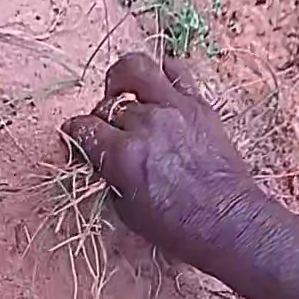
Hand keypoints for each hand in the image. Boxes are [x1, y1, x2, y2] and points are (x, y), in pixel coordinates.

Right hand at [61, 53, 281, 274]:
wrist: (225, 222)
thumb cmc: (176, 229)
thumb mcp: (128, 212)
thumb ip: (110, 177)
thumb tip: (103, 160)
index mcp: (122, 155)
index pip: (82, 128)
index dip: (74, 135)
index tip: (76, 141)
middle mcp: (144, 124)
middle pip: (106, 106)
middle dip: (100, 121)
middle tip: (106, 135)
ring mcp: (173, 108)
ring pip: (135, 70)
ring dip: (121, 81)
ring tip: (121, 93)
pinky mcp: (198, 104)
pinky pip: (175, 70)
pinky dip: (161, 75)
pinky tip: (157, 91)